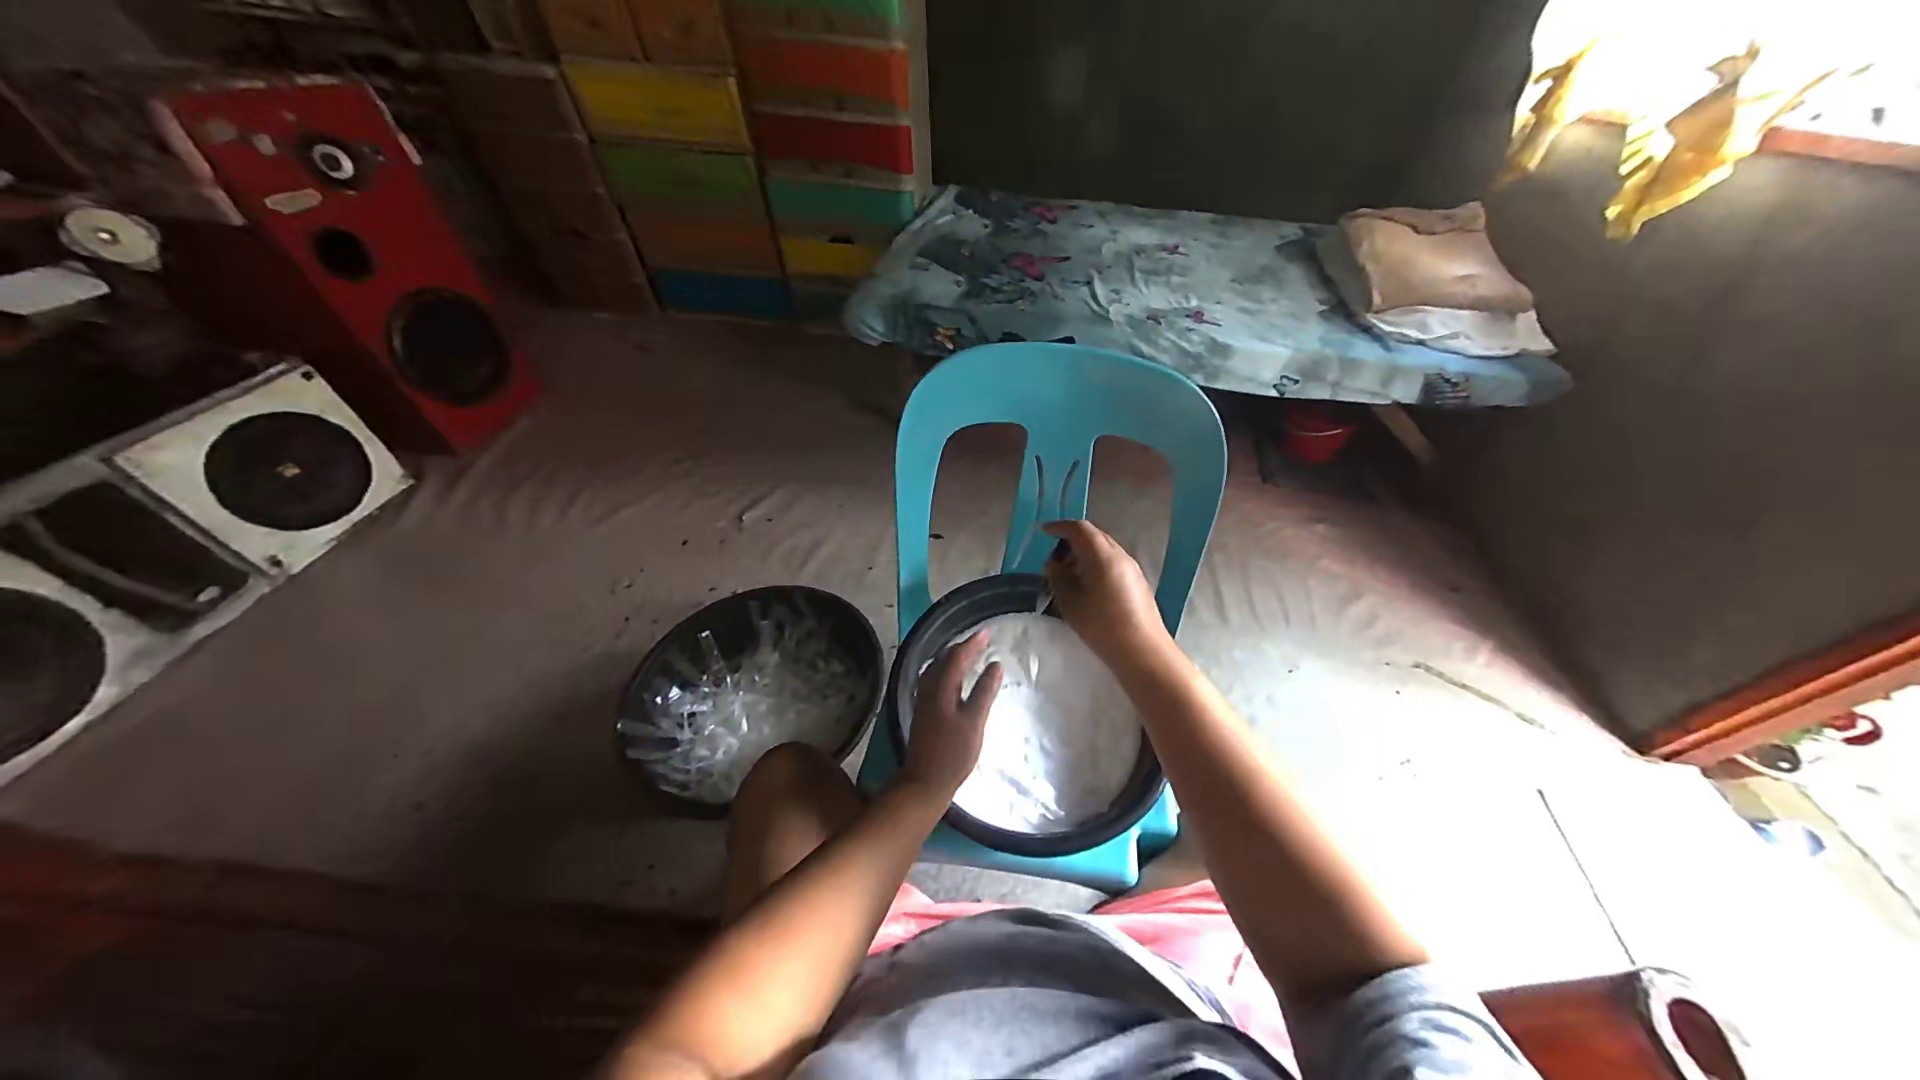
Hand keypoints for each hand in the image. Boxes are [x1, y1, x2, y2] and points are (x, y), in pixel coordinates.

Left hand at [900, 630, 1002, 796]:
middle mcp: (928, 690)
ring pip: (936, 670)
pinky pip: (934, 680)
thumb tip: (995, 666)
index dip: (972, 643)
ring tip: (967, 655)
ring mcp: (923, 701)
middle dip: (961, 648)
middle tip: (979, 641)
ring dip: (951, 659)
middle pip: (943, 660)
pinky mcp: (923, 712)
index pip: (956, 657)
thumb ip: (984, 692)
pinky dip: (946, 672)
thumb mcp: (974, 722)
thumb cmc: (953, 754)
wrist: (925, 782)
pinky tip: (952, 680)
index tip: (986, 632)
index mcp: (941, 689)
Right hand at [1042, 520, 1172, 668]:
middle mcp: (1120, 555)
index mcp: (1102, 555)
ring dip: (1084, 555)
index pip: (1079, 528)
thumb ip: (1058, 577)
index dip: (1059, 527)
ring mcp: (1132, 568)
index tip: (1044, 532)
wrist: (1142, 651)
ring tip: (1068, 576)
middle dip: (1071, 541)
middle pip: (1094, 536)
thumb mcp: (1070, 602)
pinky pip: (1112, 563)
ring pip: (1104, 550)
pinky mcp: (1138, 582)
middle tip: (1054, 560)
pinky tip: (1087, 587)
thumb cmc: (1102, 625)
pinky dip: (1096, 565)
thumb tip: (1053, 564)